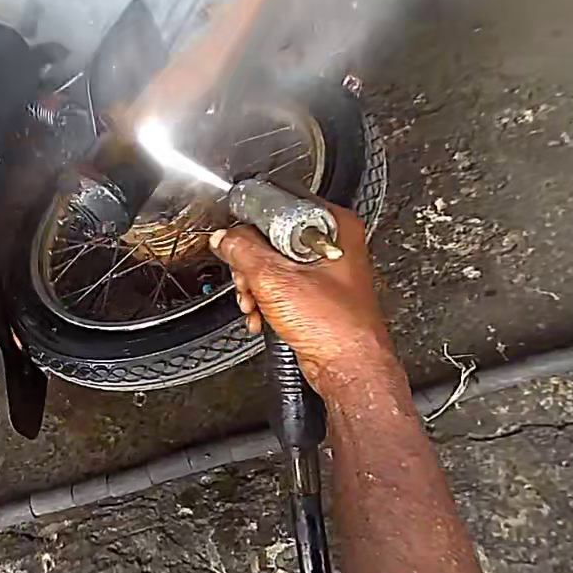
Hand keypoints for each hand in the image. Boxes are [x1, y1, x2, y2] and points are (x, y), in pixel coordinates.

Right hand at [211, 203, 399, 393]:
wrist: (347, 368)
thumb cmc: (334, 327)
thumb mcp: (276, 279)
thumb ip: (243, 251)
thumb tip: (225, 237)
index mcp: (333, 226)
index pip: (281, 205)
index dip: (254, 225)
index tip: (237, 241)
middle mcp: (331, 244)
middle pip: (271, 238)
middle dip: (250, 265)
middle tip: (247, 281)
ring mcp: (323, 271)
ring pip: (272, 264)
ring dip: (253, 286)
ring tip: (254, 303)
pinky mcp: (314, 294)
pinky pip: (278, 286)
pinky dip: (264, 300)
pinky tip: (260, 315)